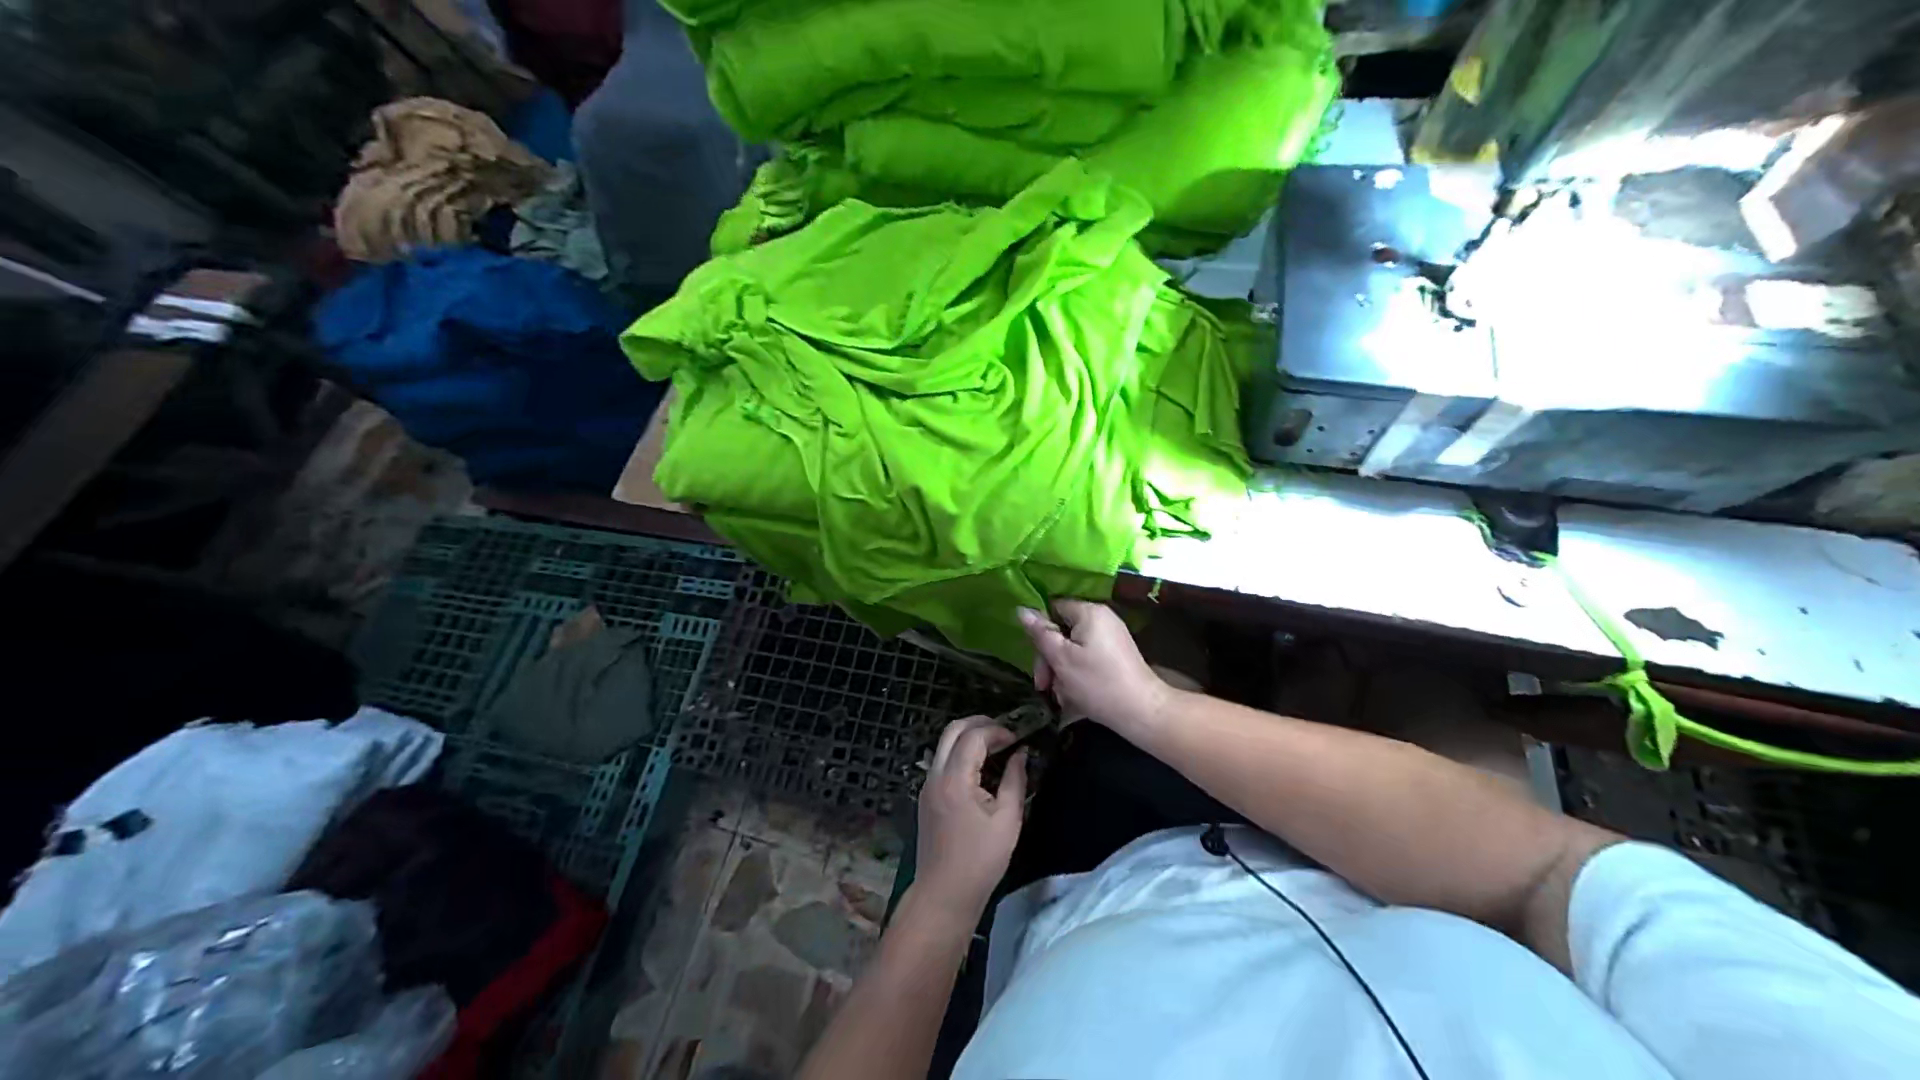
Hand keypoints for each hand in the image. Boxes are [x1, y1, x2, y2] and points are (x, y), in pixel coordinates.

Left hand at [914, 716, 1026, 920]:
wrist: (944, 894)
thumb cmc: (981, 860)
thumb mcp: (1008, 820)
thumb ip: (1015, 780)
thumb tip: (1021, 753)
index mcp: (955, 780)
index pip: (973, 737)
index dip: (997, 731)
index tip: (1018, 739)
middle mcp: (935, 775)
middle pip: (952, 730)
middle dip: (979, 724)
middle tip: (1005, 732)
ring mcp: (927, 785)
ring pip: (944, 744)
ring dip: (969, 737)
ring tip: (996, 746)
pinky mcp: (926, 796)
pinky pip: (942, 761)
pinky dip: (960, 753)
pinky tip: (981, 767)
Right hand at [1018, 601, 1172, 735]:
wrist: (1142, 711)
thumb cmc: (1097, 683)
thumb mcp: (1061, 658)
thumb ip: (1040, 633)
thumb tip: (1021, 609)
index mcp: (1089, 612)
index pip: (1053, 609)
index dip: (1040, 632)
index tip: (1037, 660)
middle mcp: (1102, 619)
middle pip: (1062, 631)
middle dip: (1050, 659)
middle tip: (1044, 686)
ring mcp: (1111, 637)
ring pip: (1072, 648)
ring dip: (1061, 671)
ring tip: (1061, 696)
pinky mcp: (1116, 655)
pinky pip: (1087, 657)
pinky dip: (1077, 674)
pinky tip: (1074, 696)